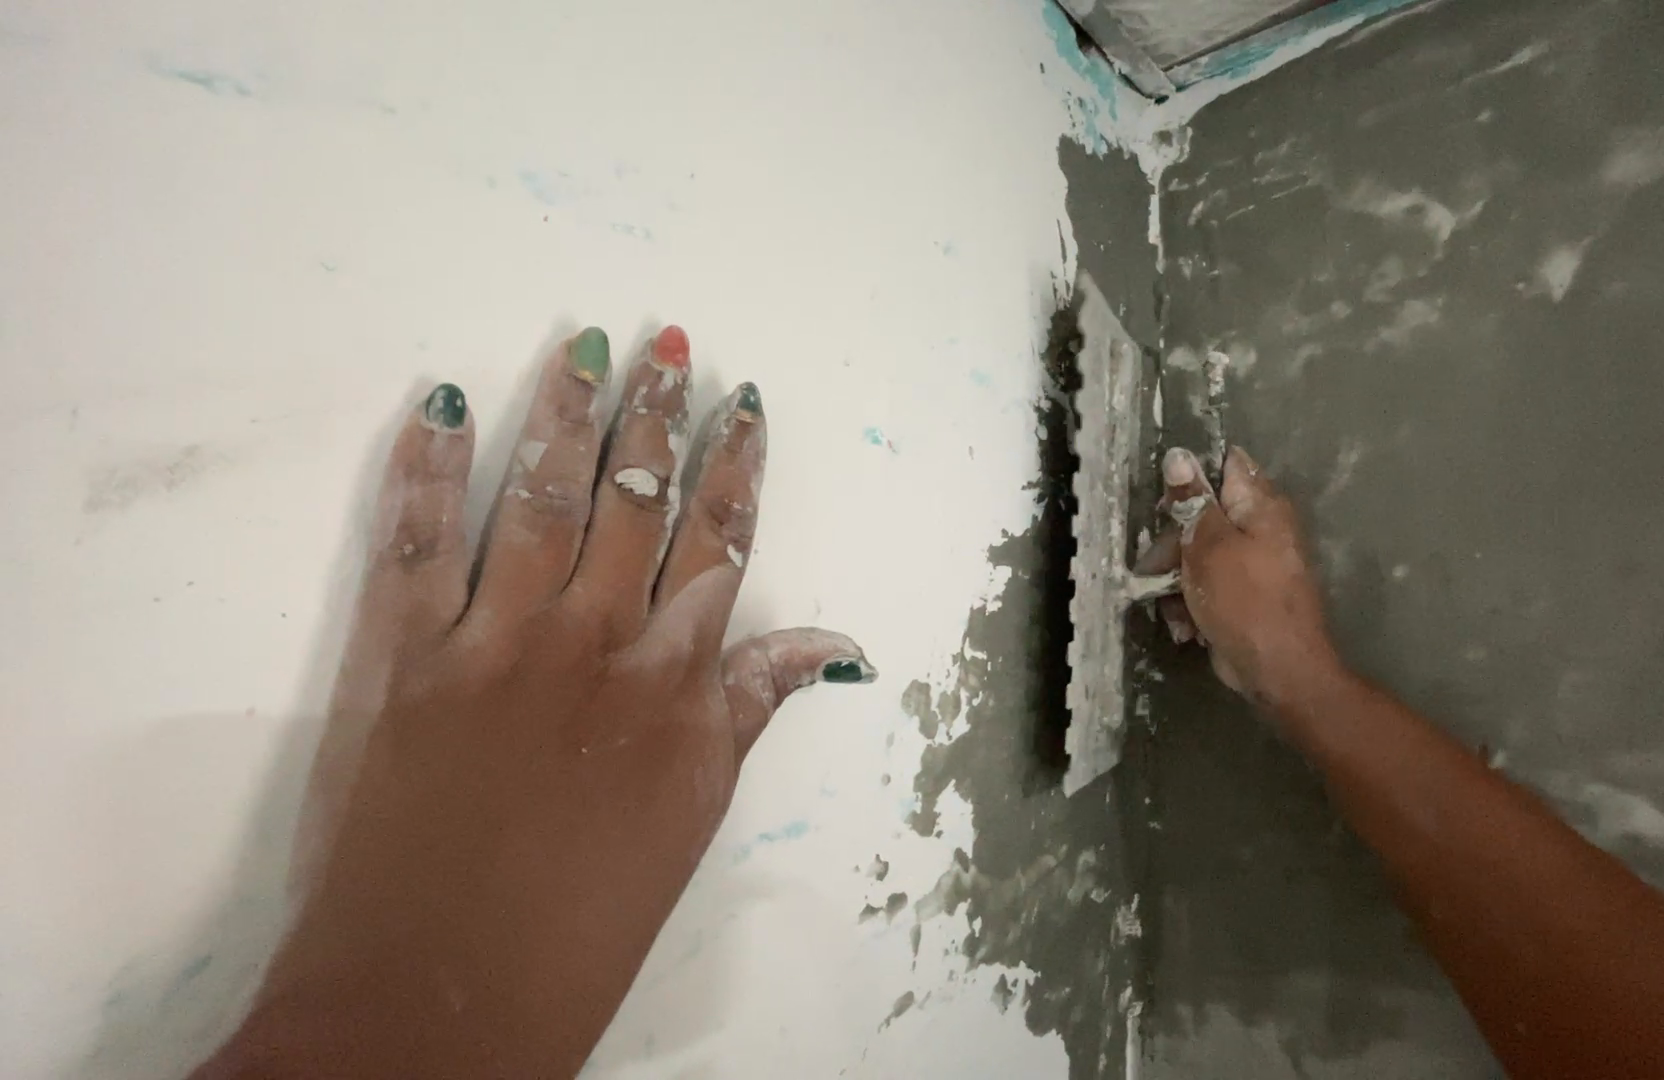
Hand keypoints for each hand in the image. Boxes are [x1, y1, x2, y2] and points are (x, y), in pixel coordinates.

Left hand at [202, 326, 874, 1078]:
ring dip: (565, 414)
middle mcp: (598, 637)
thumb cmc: (595, 903)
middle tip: (671, 340)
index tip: (747, 403)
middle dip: (659, 414)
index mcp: (675, 677)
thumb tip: (835, 647)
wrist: (444, 996)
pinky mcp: (405, 660)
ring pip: (541, 499)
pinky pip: (416, 547)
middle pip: (638, 500)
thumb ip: (755, 703)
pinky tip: (442, 405)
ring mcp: (499, 640)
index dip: (738, 465)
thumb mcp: (701, 801)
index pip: (722, 542)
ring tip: (584, 343)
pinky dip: (427, 473)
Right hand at [1136, 446, 1341, 705]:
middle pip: (1204, 516)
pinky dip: (1192, 603)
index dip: (1192, 477)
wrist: (1278, 671)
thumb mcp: (1209, 547)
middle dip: (1173, 542)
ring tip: (1169, 604)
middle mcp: (1260, 529)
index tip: (1166, 502)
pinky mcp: (1242, 596)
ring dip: (1177, 580)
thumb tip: (1178, 456)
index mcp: (1260, 507)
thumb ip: (1192, 503)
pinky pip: (1207, 587)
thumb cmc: (1245, 601)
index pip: (1226, 467)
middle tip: (1154, 565)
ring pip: (1198, 555)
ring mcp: (1252, 565)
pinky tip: (1185, 625)